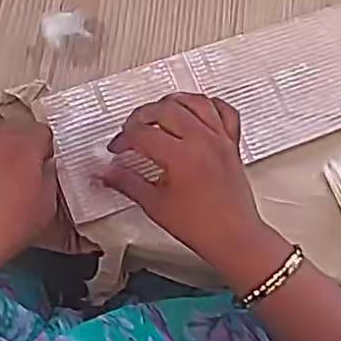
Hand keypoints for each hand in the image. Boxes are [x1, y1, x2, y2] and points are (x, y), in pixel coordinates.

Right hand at [97, 94, 287, 284]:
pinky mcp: (232, 143)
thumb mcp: (154, 204)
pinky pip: (224, 111)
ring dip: (171, 103)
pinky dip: (208, 105)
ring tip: (157, 112)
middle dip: (140, 116)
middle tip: (130, 130)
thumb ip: (126, 182)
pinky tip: (195, 110)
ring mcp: (220, 139)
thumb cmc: (202, 227)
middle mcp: (202, 141)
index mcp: (181, 156)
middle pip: (164, 109)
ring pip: (194, 102)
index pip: (141, 133)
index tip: (117, 149)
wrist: (235, 239)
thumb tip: (105, 172)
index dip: (122, 139)